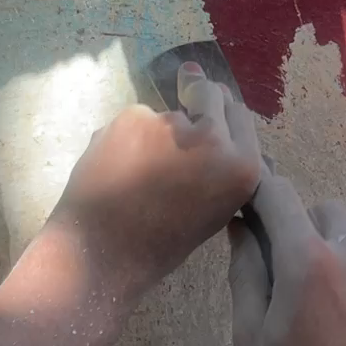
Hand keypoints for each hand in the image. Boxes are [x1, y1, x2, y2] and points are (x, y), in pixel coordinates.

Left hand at [48, 63, 262, 298]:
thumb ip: (223, 167)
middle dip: (199, 97)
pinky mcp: (135, 116)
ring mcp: (172, 123)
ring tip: (137, 168)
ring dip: (158, 131)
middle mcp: (213, 137)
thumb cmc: (161, 242)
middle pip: (211, 94)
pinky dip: (128, 136)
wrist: (103, 251)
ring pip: (167, 113)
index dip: (223, 112)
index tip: (211, 113)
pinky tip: (117, 163)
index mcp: (242, 167)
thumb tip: (219, 128)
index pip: (240, 115)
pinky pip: (137, 119)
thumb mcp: (214, 209)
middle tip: (178, 116)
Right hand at [228, 175, 345, 345]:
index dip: (261, 192)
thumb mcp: (253, 342)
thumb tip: (241, 227)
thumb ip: (245, 273)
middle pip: (322, 208)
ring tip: (333, 298)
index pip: (279, 193)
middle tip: (295, 272)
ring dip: (339, 248)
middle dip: (304, 227)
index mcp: (308, 259)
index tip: (252, 204)